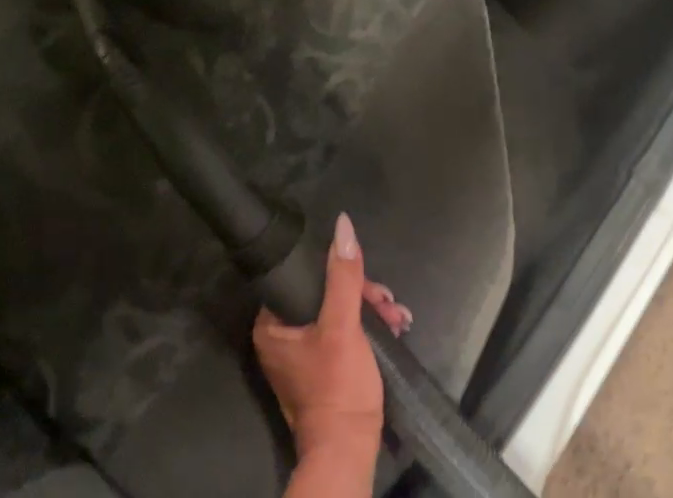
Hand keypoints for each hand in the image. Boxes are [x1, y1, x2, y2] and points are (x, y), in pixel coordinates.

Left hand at [254, 212, 413, 466]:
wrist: (348, 445)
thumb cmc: (337, 385)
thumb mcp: (343, 325)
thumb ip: (344, 276)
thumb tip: (343, 226)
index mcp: (272, 326)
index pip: (303, 279)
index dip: (338, 274)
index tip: (368, 284)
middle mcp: (282, 336)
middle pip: (327, 295)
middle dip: (365, 296)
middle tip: (389, 305)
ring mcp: (303, 353)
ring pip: (341, 312)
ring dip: (374, 311)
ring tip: (399, 320)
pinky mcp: (324, 366)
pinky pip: (346, 331)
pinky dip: (370, 328)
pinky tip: (396, 328)